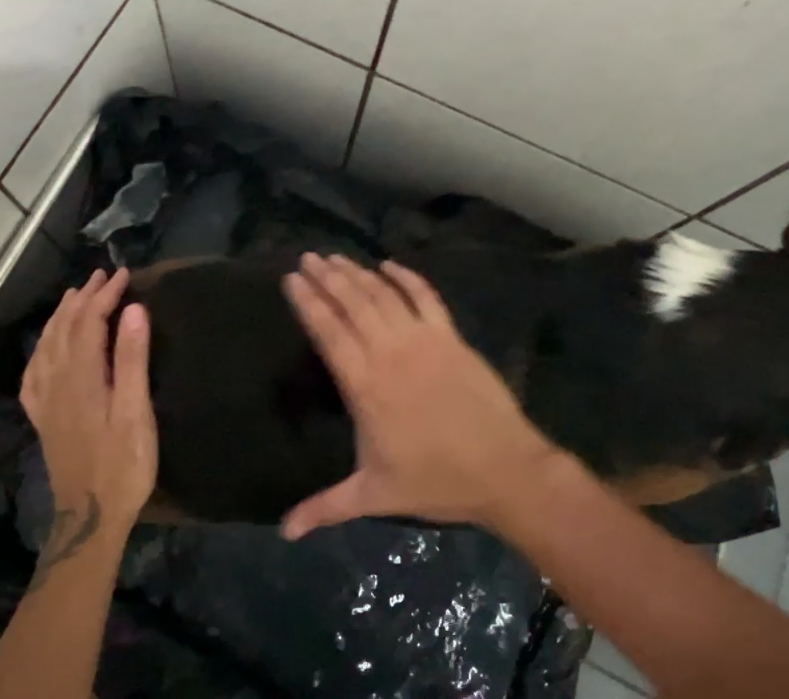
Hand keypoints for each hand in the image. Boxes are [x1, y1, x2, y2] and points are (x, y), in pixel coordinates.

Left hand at [20, 269, 157, 528]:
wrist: (90, 515)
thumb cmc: (123, 464)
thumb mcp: (136, 411)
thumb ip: (132, 359)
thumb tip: (133, 309)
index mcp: (82, 375)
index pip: (89, 321)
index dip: (105, 294)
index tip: (124, 275)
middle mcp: (56, 380)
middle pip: (65, 327)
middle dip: (83, 298)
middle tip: (102, 276)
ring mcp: (44, 400)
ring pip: (46, 345)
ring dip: (61, 316)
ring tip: (74, 297)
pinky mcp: (42, 418)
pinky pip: (34, 371)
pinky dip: (42, 348)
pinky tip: (46, 348)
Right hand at [280, 254, 565, 538]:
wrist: (504, 470)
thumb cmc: (435, 481)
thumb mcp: (374, 495)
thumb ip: (326, 507)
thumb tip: (284, 531)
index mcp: (365, 385)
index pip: (328, 332)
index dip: (308, 302)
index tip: (291, 279)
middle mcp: (389, 353)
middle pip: (352, 303)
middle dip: (327, 278)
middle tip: (307, 257)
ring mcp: (423, 340)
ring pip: (383, 295)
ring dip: (358, 273)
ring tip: (336, 257)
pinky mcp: (451, 337)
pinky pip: (426, 297)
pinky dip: (407, 278)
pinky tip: (390, 265)